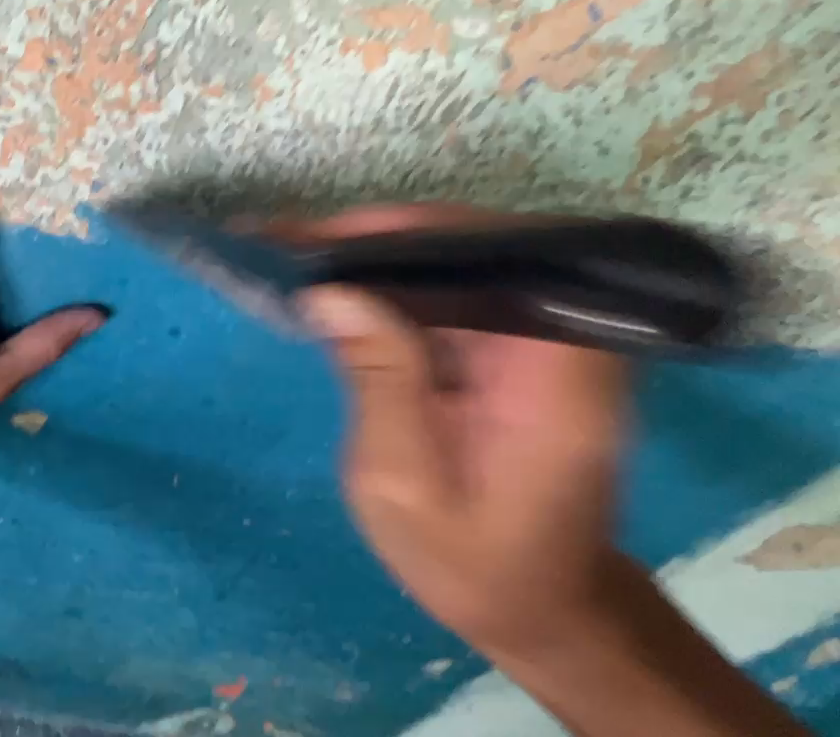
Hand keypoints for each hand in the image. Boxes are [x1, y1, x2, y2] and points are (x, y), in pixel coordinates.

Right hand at [288, 205, 635, 657]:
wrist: (537, 607)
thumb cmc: (470, 560)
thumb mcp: (402, 482)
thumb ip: (378, 379)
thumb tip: (330, 290)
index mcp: (556, 375)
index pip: (493, 262)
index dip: (405, 235)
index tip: (318, 240)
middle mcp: (561, 342)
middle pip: (471, 249)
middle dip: (372, 236)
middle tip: (282, 239)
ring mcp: (536, 344)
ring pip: (453, 264)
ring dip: (370, 253)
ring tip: (287, 250)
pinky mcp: (507, 352)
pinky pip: (445, 293)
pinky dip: (382, 282)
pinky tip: (325, 282)